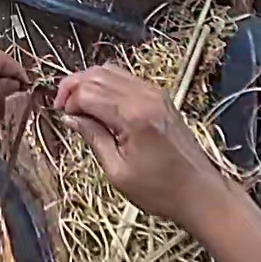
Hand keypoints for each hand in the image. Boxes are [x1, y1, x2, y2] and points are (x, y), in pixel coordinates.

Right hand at [55, 64, 237, 232]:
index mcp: (133, 115)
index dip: (69, 101)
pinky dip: (108, 84)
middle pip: (99, 74)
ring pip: (113, 71)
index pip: (89, 91)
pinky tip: (99, 104)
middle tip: (62, 107)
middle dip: (75, 86)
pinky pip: (127, 79)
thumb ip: (93, 137)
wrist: (199, 189)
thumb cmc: (158, 190)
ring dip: (90, 82)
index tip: (62, 118)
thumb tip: (70, 117)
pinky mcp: (161, 96)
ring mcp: (155, 92)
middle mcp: (145, 95)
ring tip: (77, 105)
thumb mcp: (117, 171)